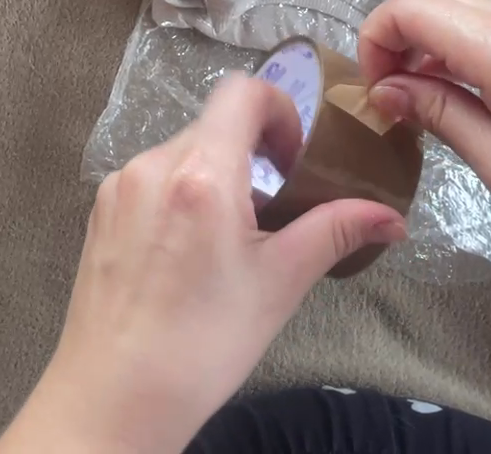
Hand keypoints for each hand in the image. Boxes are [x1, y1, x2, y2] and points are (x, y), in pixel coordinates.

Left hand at [0, 77, 407, 453]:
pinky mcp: (100, 206)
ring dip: (215, 173)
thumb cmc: (203, 343)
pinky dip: (180, 192)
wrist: (112, 398)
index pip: (242, 91)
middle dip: (251, 152)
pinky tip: (185, 249)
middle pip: (215, 124)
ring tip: (227, 237)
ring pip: (183, 151)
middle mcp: (154, 164)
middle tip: (270, 206)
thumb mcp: (279, 283)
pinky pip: (152, 176)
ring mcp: (121, 183)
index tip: (291, 159)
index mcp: (202, 173)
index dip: (278, 109)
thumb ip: (334, 232)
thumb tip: (390, 216)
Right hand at [358, 0, 490, 290]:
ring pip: (467, 16)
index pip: (408, 9)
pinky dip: (471, 56)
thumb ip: (443, 118)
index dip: (374, 43)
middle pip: (435, 6)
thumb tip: (386, 89)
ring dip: (435, 54)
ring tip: (441, 115)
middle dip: (400, 49)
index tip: (376, 97)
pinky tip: (488, 105)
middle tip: (400, 112)